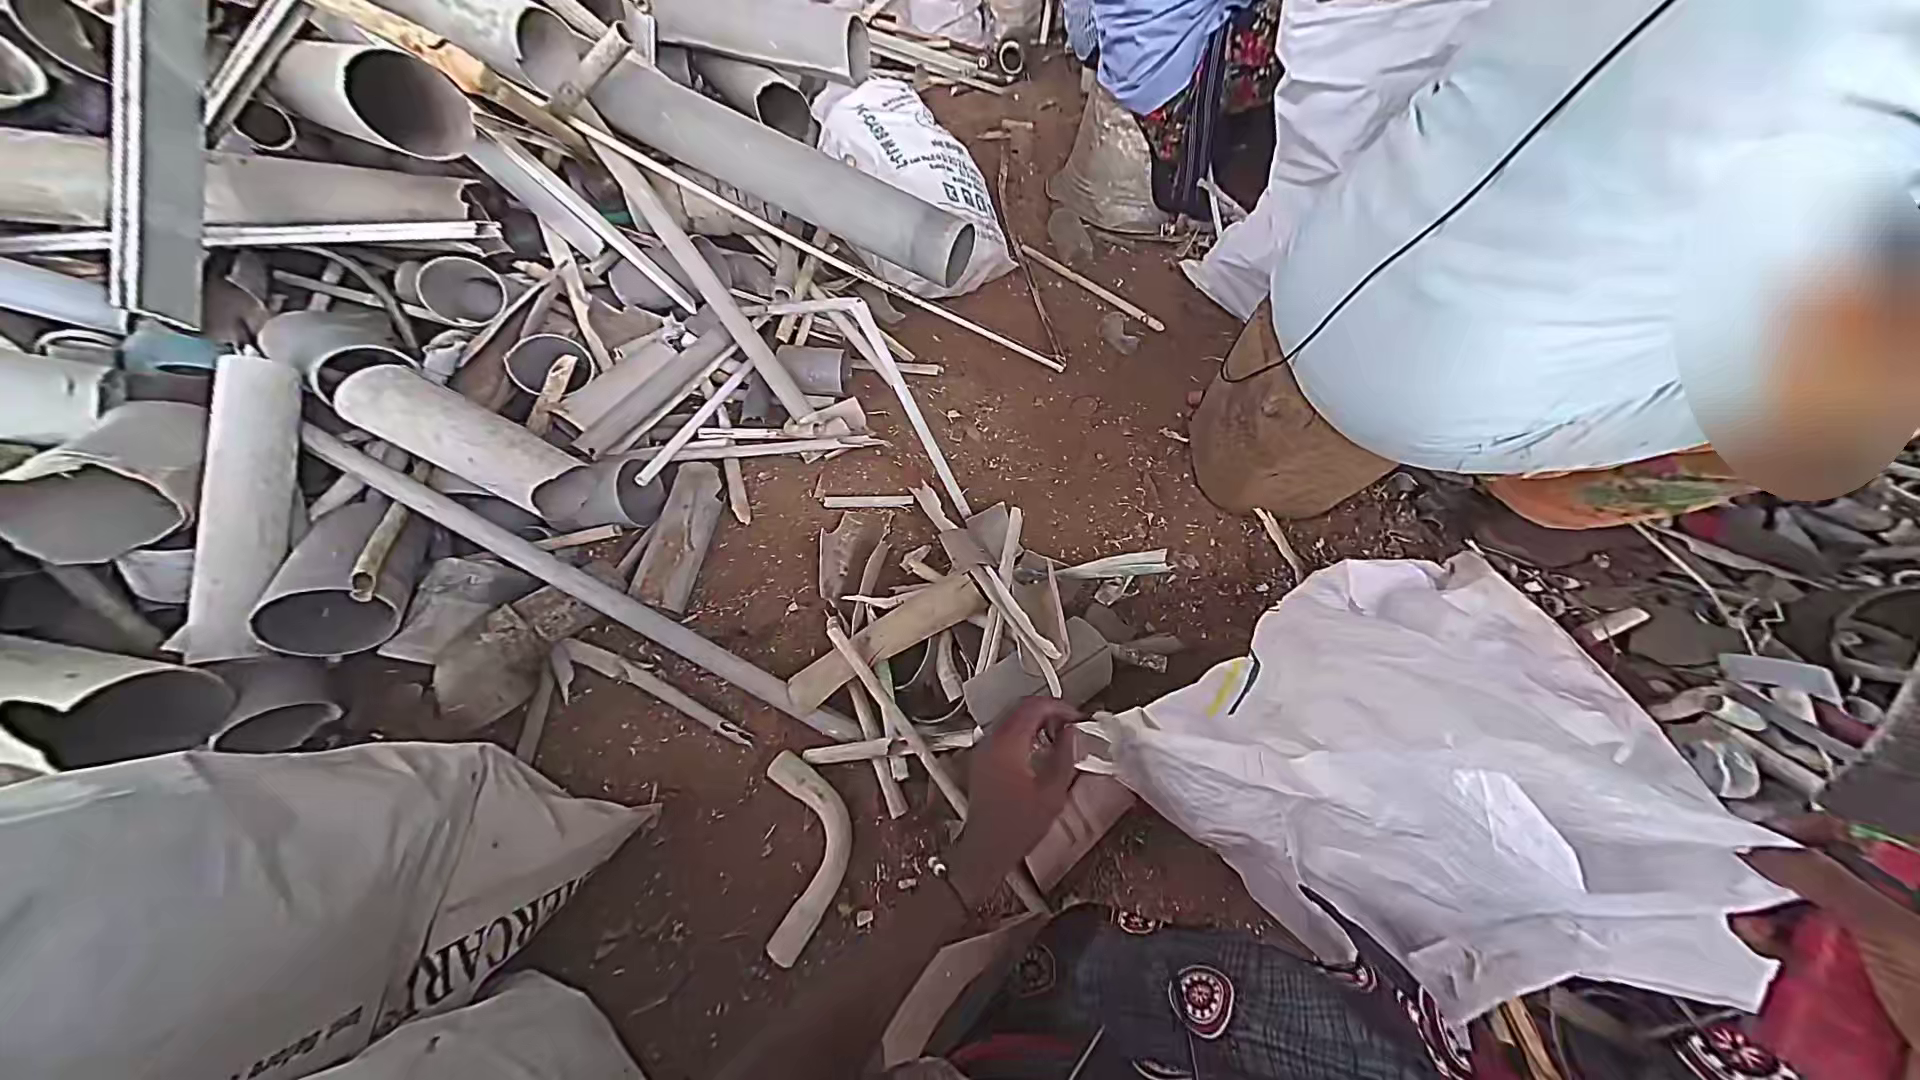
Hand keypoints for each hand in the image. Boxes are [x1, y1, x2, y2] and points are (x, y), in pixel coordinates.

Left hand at [947, 697, 1083, 903]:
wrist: (986, 848)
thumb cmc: (1016, 827)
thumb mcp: (1052, 793)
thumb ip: (1065, 757)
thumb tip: (1072, 734)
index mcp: (1008, 744)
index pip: (1034, 707)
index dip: (1059, 707)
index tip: (1076, 717)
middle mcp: (992, 740)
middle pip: (1021, 708)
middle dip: (1048, 711)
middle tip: (1069, 725)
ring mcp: (984, 749)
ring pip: (1012, 718)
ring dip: (1036, 721)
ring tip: (1058, 736)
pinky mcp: (983, 759)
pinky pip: (1004, 733)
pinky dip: (1024, 733)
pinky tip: (1039, 749)